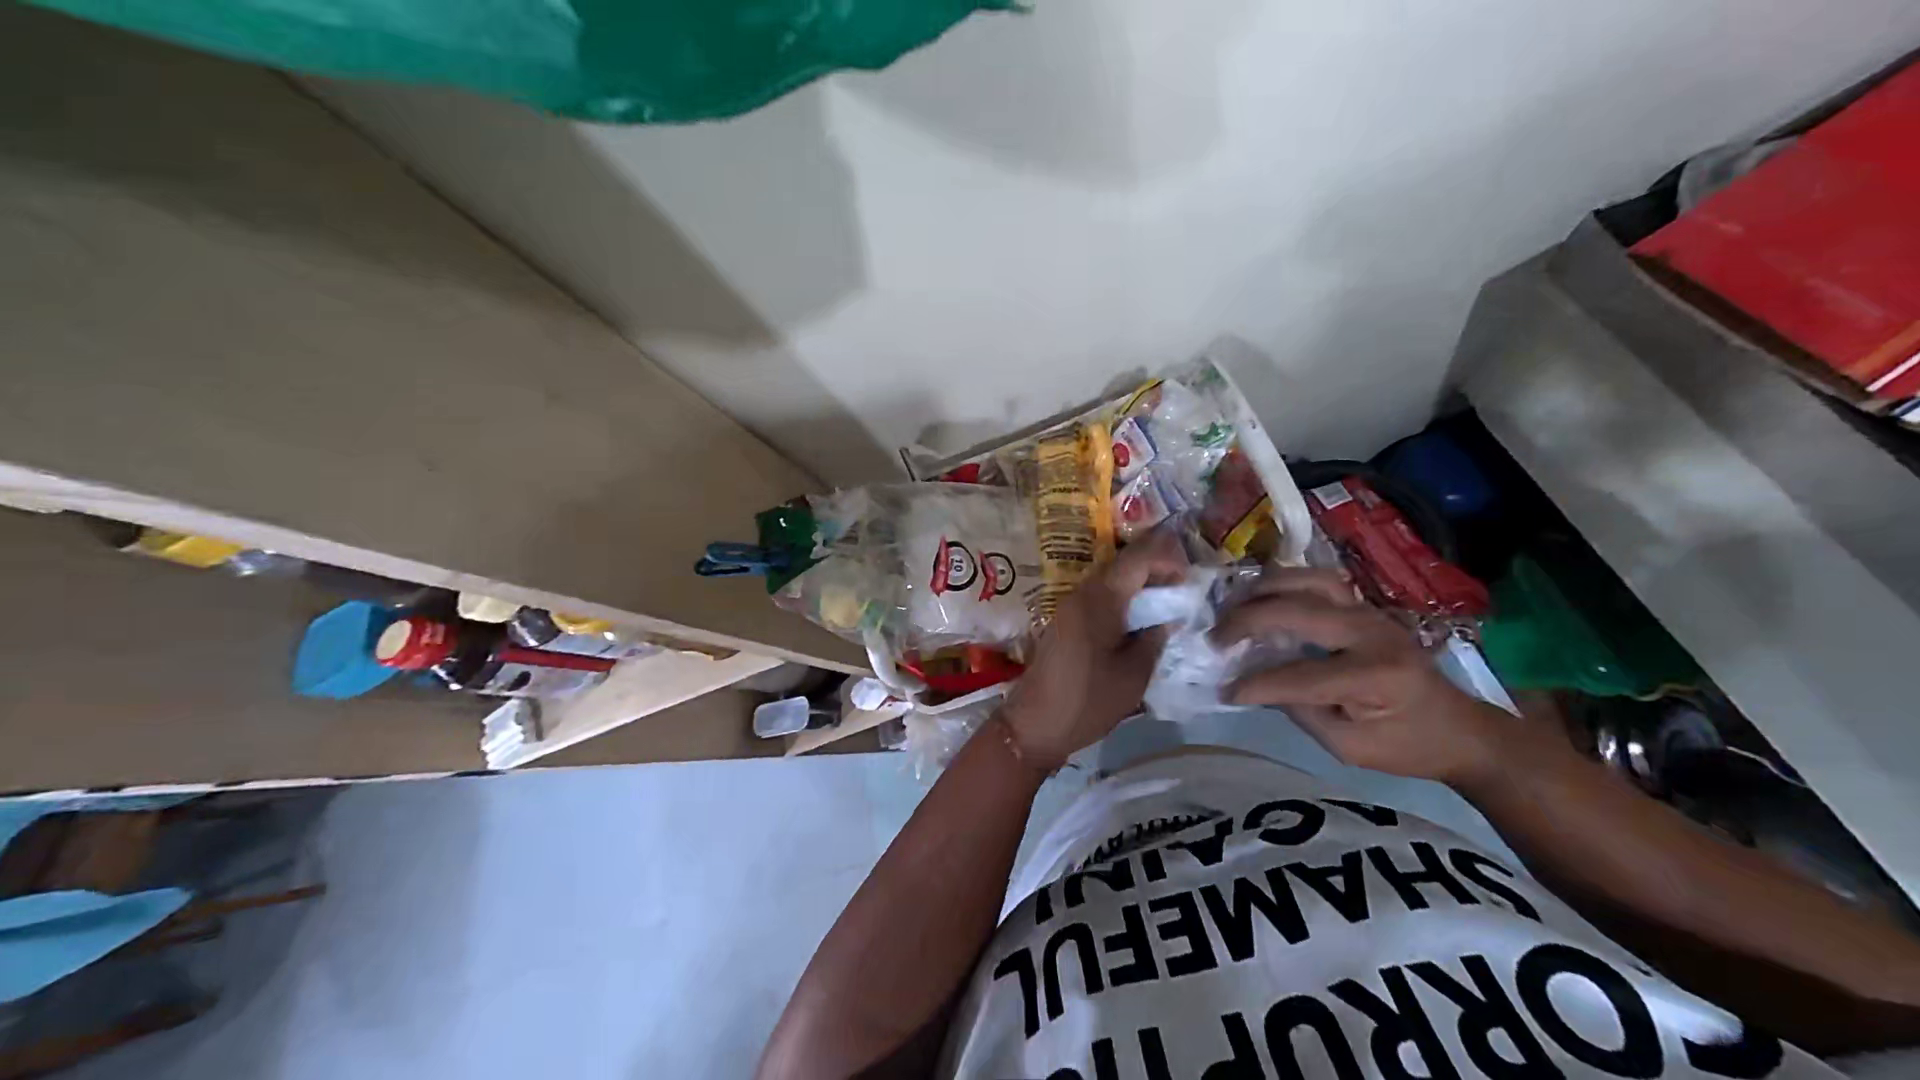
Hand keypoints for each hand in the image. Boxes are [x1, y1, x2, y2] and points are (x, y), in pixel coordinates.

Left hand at [1000, 533, 1188, 770]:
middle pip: (1123, 566)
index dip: (1167, 559)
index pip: (1137, 557)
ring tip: (1166, 609)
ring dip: (1139, 588)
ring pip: (1111, 582)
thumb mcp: (1134, 673)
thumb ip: (1155, 638)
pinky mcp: (1065, 622)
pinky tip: (1139, 624)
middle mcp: (1082, 593)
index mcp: (1099, 598)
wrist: (1035, 724)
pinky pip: (1099, 599)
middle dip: (1156, 571)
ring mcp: (1069, 606)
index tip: (1189, 580)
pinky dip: (1123, 603)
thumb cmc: (1089, 700)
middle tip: (1183, 595)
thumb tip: (1168, 618)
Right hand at [1215, 568, 1507, 784]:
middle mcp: (1372, 632)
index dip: (1256, 684)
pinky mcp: (1364, 605)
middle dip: (1247, 622)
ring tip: (1232, 606)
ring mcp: (1370, 611)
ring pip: (1307, 580)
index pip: (1299, 676)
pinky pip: (1318, 580)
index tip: (1225, 692)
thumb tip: (1253, 683)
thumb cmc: (1405, 745)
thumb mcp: (1349, 746)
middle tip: (1215, 638)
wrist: (1460, 728)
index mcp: (1375, 675)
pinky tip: (1260, 595)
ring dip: (1263, 589)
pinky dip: (1284, 583)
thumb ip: (1300, 712)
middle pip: (1297, 611)